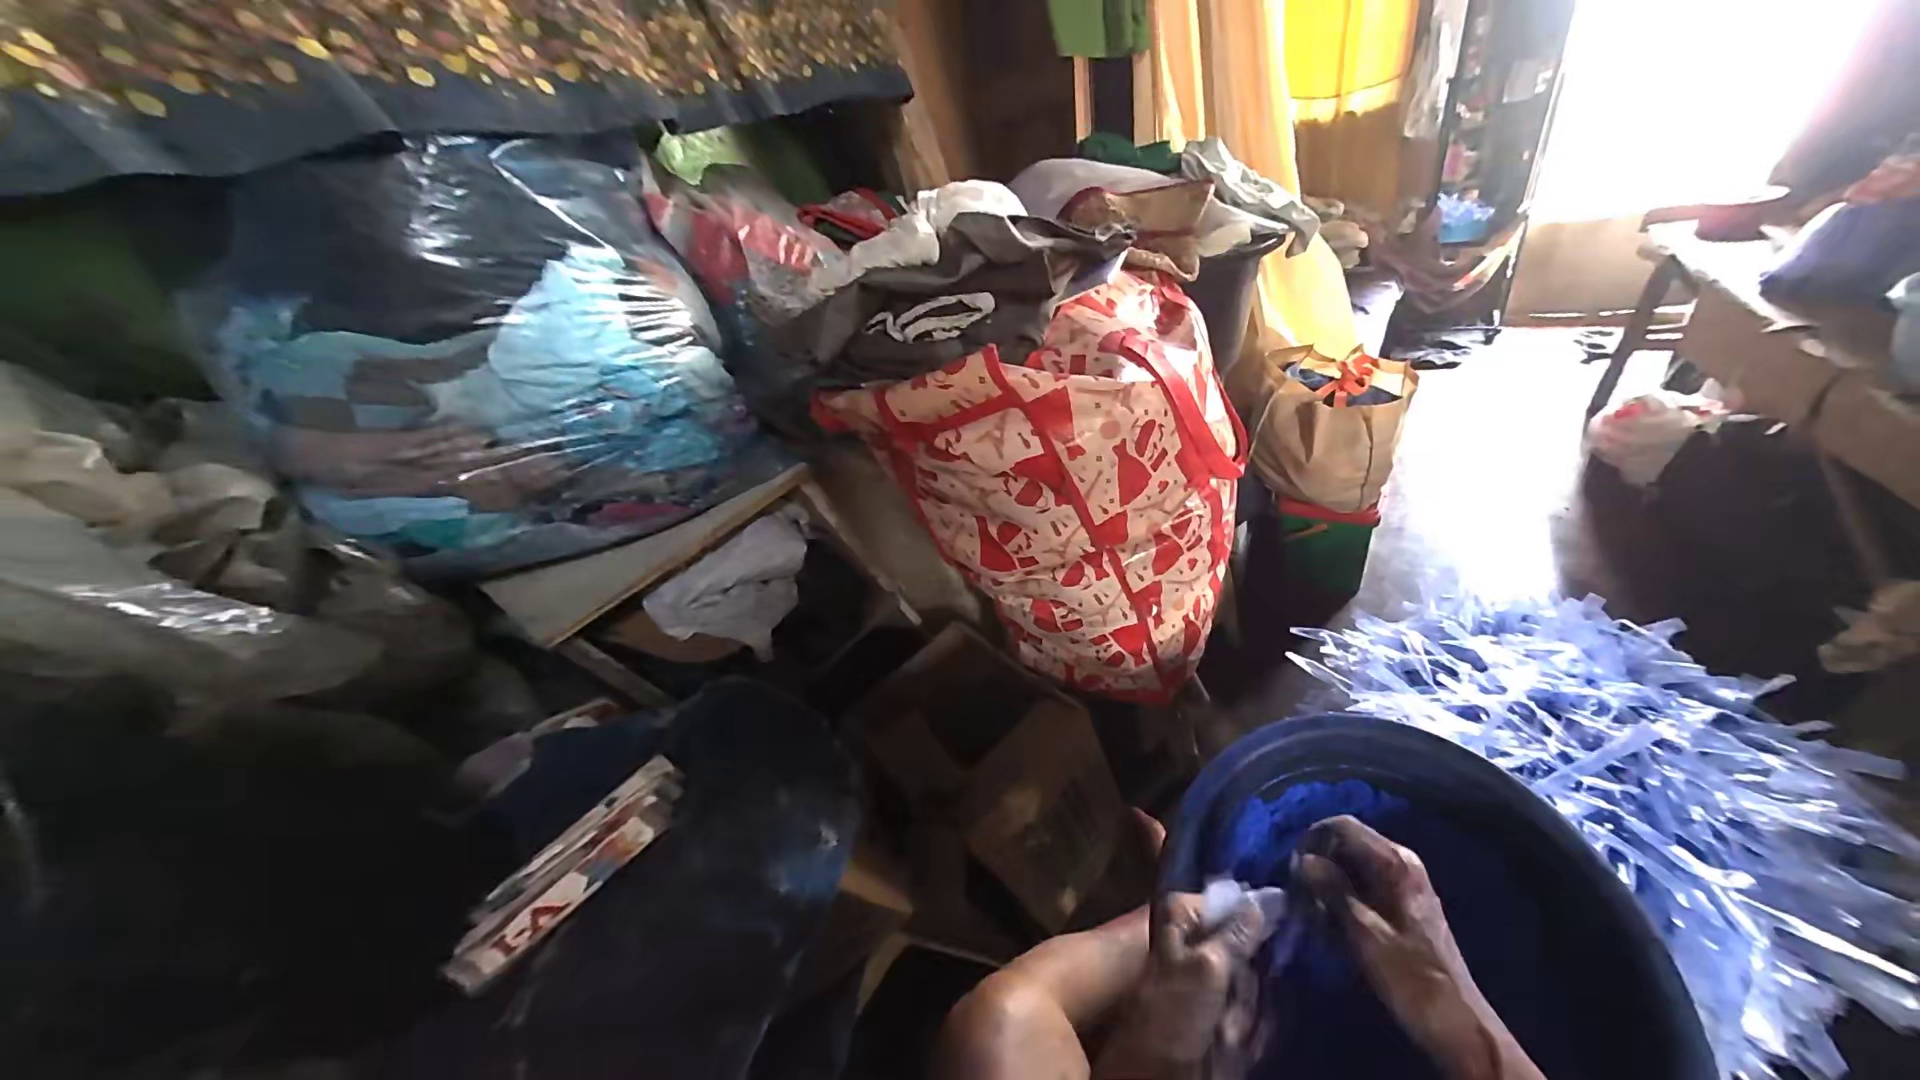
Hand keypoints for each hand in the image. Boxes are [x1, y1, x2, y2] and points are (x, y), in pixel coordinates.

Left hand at [1092, 887, 1271, 1079]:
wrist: (1153, 1069)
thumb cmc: (1173, 1010)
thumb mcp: (1207, 968)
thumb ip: (1237, 934)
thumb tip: (1267, 897)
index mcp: (1182, 917)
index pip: (1231, 902)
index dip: (1256, 922)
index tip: (1272, 942)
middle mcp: (1192, 938)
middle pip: (1246, 947)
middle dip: (1247, 982)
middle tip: (1230, 1004)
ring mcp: (1204, 974)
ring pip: (1250, 983)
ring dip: (1243, 1012)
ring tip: (1223, 1030)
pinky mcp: (1213, 1007)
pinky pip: (1246, 1010)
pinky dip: (1242, 1029)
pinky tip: (1227, 1041)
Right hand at [1293, 816, 1542, 1079]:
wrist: (1460, 1026)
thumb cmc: (1410, 976)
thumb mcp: (1364, 931)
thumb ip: (1332, 889)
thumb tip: (1302, 859)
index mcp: (1395, 862)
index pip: (1342, 826)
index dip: (1311, 838)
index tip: (1291, 864)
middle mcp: (1402, 863)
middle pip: (1346, 843)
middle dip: (1317, 861)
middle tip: (1297, 889)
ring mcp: (1405, 884)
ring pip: (1351, 864)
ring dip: (1327, 880)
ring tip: (1310, 908)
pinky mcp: (1403, 904)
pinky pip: (1363, 883)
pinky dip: (1342, 894)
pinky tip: (1330, 919)